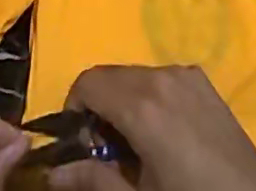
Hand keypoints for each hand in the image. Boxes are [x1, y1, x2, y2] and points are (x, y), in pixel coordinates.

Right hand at [48, 66, 255, 190]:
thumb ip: (94, 180)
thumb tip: (52, 173)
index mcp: (142, 104)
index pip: (88, 81)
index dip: (73, 110)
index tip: (78, 144)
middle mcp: (162, 76)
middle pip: (110, 75)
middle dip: (97, 106)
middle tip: (102, 151)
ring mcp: (186, 74)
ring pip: (135, 75)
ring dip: (122, 100)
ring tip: (133, 145)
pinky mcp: (203, 80)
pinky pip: (160, 77)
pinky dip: (148, 96)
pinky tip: (161, 133)